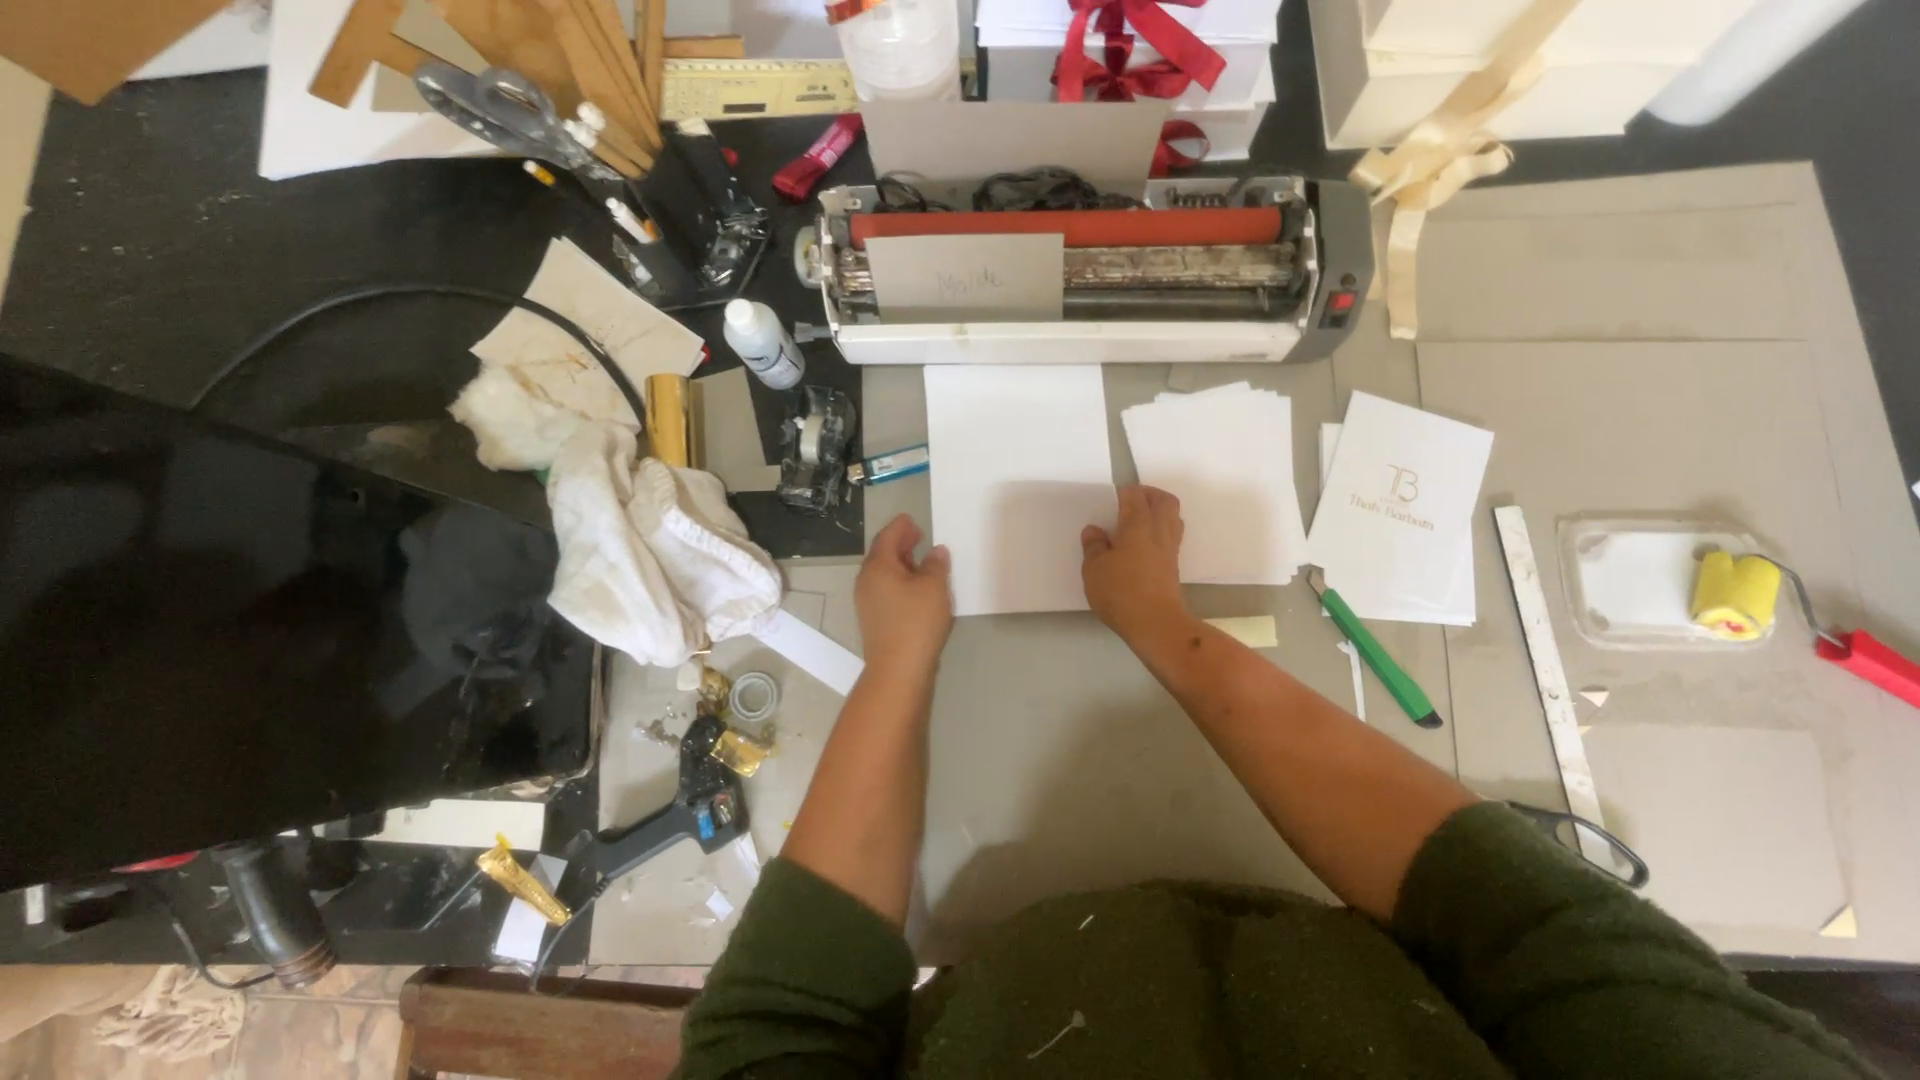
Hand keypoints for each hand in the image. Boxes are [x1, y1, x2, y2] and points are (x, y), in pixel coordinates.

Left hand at [855, 514, 953, 675]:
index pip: (887, 537)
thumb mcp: (934, 587)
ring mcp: (868, 603)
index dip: (900, 526)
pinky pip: (887, 591)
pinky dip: (900, 582)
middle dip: (900, 544)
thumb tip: (935, 552)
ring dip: (901, 564)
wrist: (898, 669)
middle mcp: (867, 582)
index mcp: (877, 567)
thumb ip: (935, 565)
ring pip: (884, 575)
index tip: (912, 519)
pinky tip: (917, 588)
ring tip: (922, 561)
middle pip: (882, 555)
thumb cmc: (917, 621)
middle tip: (918, 535)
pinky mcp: (875, 620)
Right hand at [1082, 485, 1188, 641]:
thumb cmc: (1121, 592)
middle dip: (1149, 495)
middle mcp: (1158, 532)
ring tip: (1138, 522)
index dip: (1124, 493)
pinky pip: (1171, 537)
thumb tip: (1094, 531)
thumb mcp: (1094, 569)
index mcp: (1138, 525)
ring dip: (1159, 513)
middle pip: (1164, 501)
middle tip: (1131, 501)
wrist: (1156, 624)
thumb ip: (1094, 547)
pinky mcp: (1174, 567)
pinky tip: (1143, 545)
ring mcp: (1170, 550)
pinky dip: (1160, 532)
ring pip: (1173, 518)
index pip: (1135, 496)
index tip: (1112, 499)